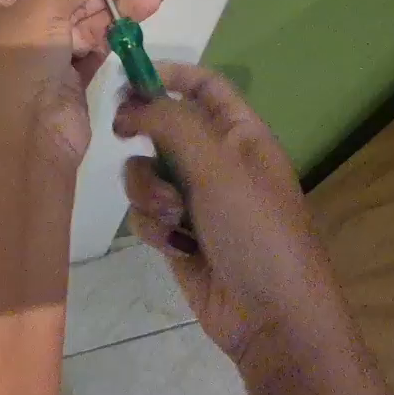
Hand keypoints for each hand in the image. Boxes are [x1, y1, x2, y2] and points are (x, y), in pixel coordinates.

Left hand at [0, 0, 161, 183]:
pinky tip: (141, 19)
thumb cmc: (19, 64)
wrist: (22, 140)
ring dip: (120, 8)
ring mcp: (46, 57)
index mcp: (0, 9)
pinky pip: (95, 49)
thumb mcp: (40, 11)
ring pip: (88, 23)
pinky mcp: (70, 81)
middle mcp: (20, 30)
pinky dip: (117, 34)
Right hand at [114, 62, 341, 369]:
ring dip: (148, 190)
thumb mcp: (218, 167)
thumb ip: (172, 124)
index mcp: (240, 135)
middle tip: (121, 132)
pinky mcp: (176, 232)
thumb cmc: (257, 232)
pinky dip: (153, 225)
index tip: (129, 77)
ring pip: (145, 170)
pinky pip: (145, 211)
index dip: (170, 74)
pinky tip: (175, 245)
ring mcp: (195, 198)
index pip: (205, 86)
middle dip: (144, 134)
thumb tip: (133, 102)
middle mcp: (216, 160)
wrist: (272, 320)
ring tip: (171, 216)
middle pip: (164, 126)